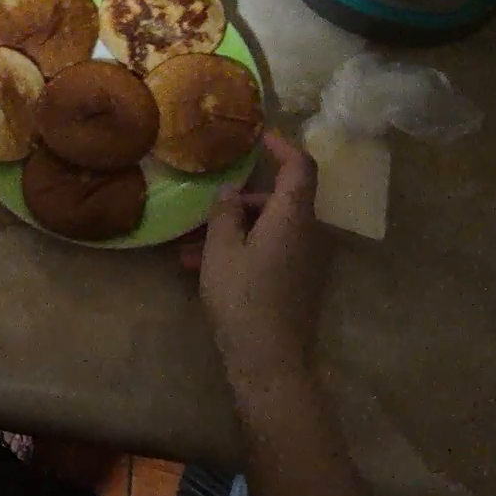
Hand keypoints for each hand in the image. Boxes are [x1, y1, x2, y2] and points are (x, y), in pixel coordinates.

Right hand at [180, 129, 327, 389]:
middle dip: (238, 201)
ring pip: (267, 228)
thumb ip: (224, 213)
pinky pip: (268, 250)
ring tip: (189, 249)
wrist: (269, 360)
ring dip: (231, 230)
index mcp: (292, 218)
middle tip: (203, 212)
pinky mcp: (296, 280)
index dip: (282, 147)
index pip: (300, 168)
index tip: (258, 135)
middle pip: (277, 200)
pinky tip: (202, 268)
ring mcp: (304, 259)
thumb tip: (228, 191)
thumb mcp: (221, 249)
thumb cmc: (242, 297)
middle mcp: (307, 233)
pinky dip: (240, 250)